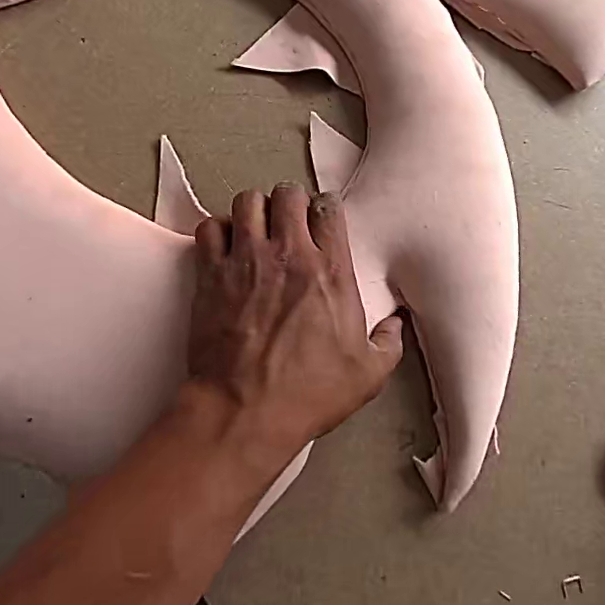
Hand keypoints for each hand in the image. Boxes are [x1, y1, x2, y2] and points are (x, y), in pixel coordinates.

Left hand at [185, 184, 403, 463]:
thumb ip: (388, 343)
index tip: (322, 220)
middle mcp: (289, 256)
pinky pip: (210, 227)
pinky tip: (225, 248)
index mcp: (330, 273)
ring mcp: (247, 262)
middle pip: (287, 194)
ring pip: (247, 201)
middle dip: (289, 202)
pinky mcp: (212, 275)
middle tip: (287, 221)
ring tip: (255, 229)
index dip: (326, 209)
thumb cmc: (305, 393)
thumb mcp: (367, 375)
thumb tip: (395, 326)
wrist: (245, 410)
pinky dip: (218, 231)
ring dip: (253, 210)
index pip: (329, 209)